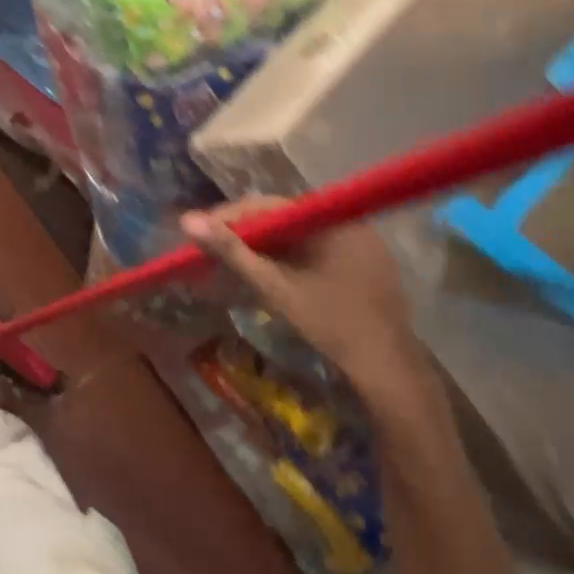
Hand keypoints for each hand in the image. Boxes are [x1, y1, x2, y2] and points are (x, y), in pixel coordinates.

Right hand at [180, 196, 429, 403]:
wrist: (386, 368)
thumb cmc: (330, 323)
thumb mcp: (275, 286)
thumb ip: (232, 252)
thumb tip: (187, 220)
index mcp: (331, 220)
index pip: (269, 205)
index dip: (230, 217)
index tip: (199, 233)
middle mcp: (349, 222)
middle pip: (284, 218)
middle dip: (246, 232)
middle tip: (212, 250)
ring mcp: (361, 244)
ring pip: (299, 235)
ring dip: (266, 246)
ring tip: (235, 262)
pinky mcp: (365, 264)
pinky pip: (317, 249)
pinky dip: (289, 257)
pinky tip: (271, 274)